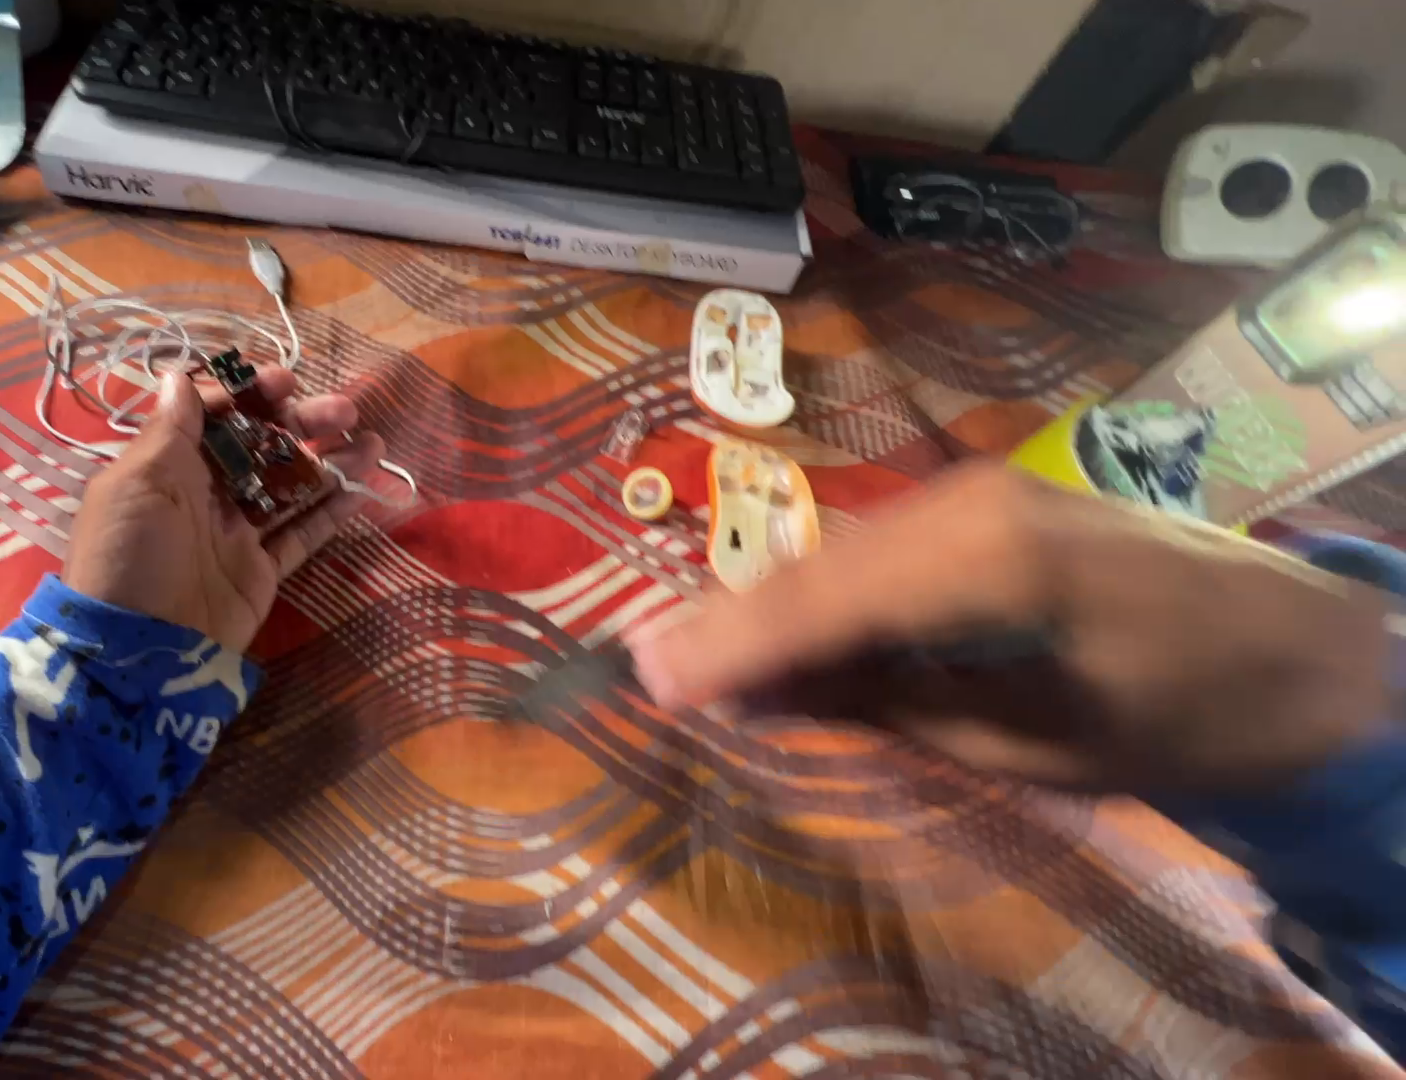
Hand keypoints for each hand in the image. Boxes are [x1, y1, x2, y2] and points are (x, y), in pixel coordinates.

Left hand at [63, 366, 387, 653]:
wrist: (138, 651)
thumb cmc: (131, 556)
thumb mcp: (136, 486)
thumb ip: (168, 433)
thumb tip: (178, 375)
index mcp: (171, 468)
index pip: (216, 417)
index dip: (250, 395)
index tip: (286, 382)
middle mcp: (207, 494)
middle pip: (263, 448)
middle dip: (304, 424)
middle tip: (347, 409)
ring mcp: (238, 533)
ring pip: (291, 487)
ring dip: (331, 463)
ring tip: (373, 443)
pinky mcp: (263, 570)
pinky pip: (302, 534)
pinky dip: (332, 512)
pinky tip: (362, 489)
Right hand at [629, 464, 1395, 791]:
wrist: (1312, 656)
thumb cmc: (1180, 721)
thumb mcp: (1024, 744)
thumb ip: (877, 705)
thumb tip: (755, 695)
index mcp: (993, 561)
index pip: (825, 603)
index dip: (731, 641)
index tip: (651, 677)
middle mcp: (961, 504)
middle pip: (811, 571)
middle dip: (725, 624)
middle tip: (641, 663)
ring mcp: (961, 495)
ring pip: (827, 558)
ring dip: (756, 610)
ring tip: (679, 649)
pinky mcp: (962, 507)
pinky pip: (859, 556)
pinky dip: (806, 599)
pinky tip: (762, 626)